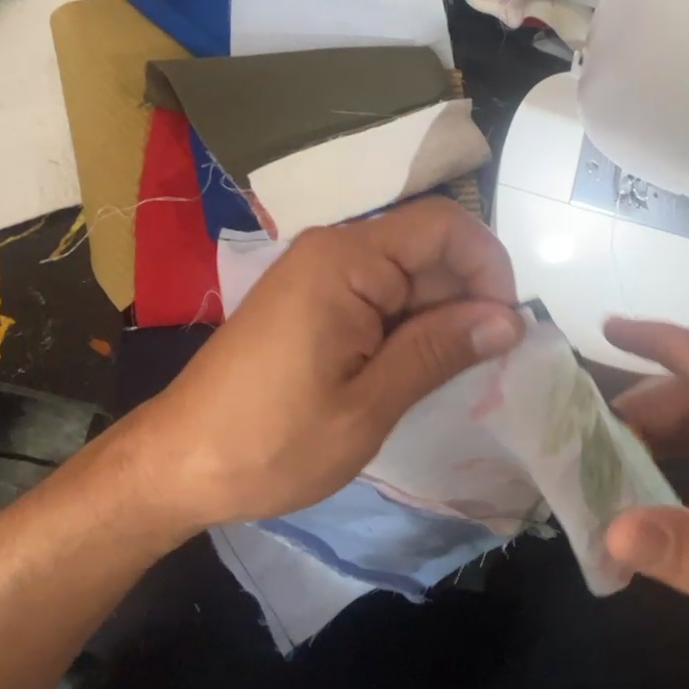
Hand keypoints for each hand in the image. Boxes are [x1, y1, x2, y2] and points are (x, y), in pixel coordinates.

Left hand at [105, 197, 525, 536]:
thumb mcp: (367, 406)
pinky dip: (407, 327)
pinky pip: (379, 295)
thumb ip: (439, 351)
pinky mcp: (313, 299)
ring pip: (407, 276)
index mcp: (346, 260)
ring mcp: (320, 273)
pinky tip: (413, 372)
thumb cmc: (271, 441)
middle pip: (428, 249)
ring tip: (450, 377)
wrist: (178, 463)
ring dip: (439, 318)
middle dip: (466, 298)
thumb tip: (510, 319)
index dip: (488, 266)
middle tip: (485, 367)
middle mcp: (334, 250)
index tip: (505, 328)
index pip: (444, 225)